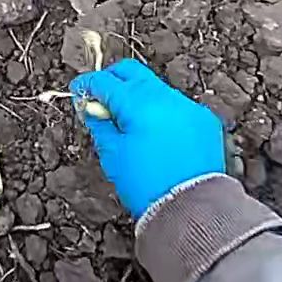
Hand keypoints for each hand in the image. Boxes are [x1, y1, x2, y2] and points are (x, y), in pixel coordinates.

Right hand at [71, 59, 225, 218]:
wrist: (190, 209)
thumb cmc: (147, 185)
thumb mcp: (113, 154)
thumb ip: (101, 123)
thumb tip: (92, 107)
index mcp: (139, 103)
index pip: (106, 82)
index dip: (88, 85)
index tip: (78, 90)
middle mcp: (166, 97)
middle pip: (132, 73)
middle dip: (113, 80)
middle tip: (100, 97)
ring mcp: (187, 106)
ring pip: (156, 87)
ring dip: (139, 96)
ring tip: (127, 120)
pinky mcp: (203, 118)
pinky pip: (177, 105)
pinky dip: (162, 111)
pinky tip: (154, 131)